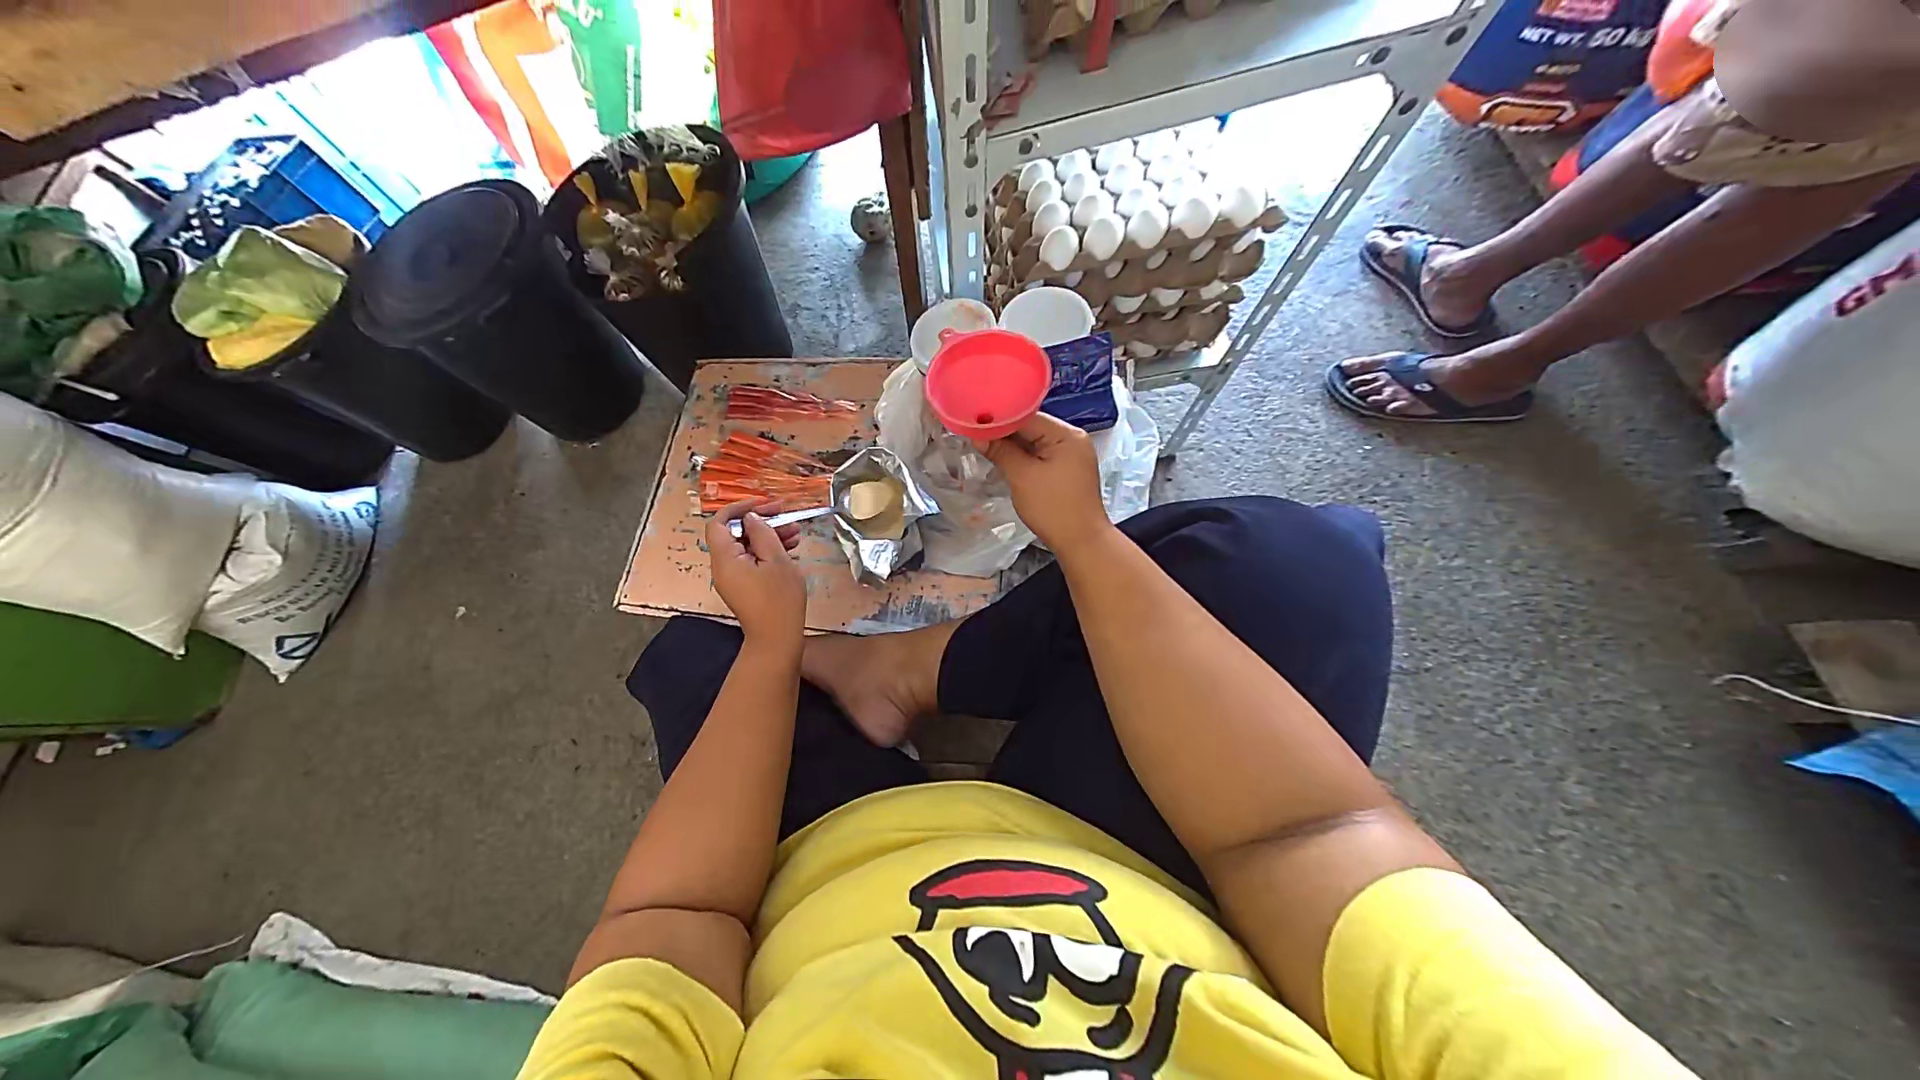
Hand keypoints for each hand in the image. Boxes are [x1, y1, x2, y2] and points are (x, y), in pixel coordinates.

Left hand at [706, 499, 806, 646]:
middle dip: (760, 522)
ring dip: (768, 536)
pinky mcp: (743, 587)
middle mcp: (723, 567)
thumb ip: (762, 533)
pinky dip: (768, 551)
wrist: (777, 639)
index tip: (763, 504)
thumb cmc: (779, 600)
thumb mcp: (776, 560)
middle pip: (734, 534)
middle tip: (785, 515)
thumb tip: (751, 518)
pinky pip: (751, 561)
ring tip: (795, 532)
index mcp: (725, 559)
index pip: (719, 523)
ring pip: (746, 547)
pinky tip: (790, 547)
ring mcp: (732, 578)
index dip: (739, 508)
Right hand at [976, 412, 1113, 551]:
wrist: (1081, 542)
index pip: (1026, 417)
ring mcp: (1071, 455)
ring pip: (1034, 443)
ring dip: (1011, 445)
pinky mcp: (1067, 470)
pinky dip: (1022, 457)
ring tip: (983, 445)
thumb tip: (978, 436)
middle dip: (1003, 432)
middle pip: (1031, 428)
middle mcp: (1072, 439)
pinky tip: (1003, 459)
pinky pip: (1040, 455)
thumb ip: (1000, 451)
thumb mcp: (1022, 477)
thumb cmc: (1053, 508)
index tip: (973, 420)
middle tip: (974, 433)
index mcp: (1066, 435)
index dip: (998, 419)